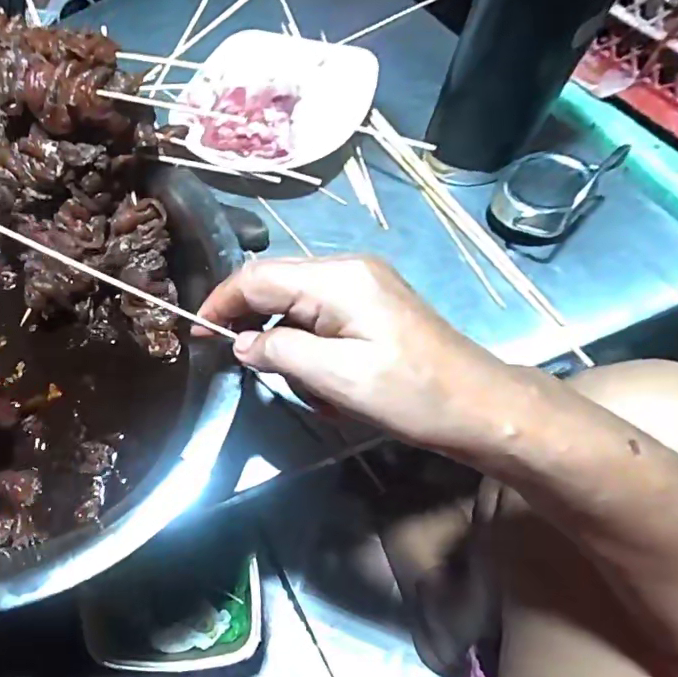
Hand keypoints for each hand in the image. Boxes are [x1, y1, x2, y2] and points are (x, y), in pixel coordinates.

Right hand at [197, 257, 538, 462]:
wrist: (480, 406)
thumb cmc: (411, 394)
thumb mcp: (337, 377)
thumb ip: (280, 353)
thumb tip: (241, 344)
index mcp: (338, 279)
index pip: (258, 277)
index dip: (221, 302)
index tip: (196, 332)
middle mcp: (348, 270)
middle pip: (275, 285)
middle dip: (253, 325)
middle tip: (245, 367)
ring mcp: (362, 285)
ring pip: (294, 304)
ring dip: (284, 345)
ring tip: (304, 386)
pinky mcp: (370, 305)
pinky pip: (319, 317)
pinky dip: (307, 347)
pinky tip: (322, 380)